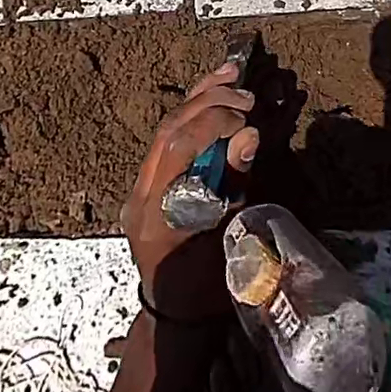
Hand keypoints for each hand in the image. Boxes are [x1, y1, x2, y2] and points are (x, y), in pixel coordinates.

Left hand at [119, 60, 258, 320]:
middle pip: (169, 130)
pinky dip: (193, 115)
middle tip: (245, 95)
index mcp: (154, 210)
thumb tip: (248, 136)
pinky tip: (212, 96)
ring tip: (229, 73)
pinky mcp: (150, 184)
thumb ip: (234, 188)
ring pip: (166, 129)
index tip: (247, 118)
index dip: (214, 123)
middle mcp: (141, 192)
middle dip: (208, 104)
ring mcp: (141, 187)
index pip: (178, 147)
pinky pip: (169, 140)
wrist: (176, 318)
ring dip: (199, 99)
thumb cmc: (205, 291)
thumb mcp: (228, 244)